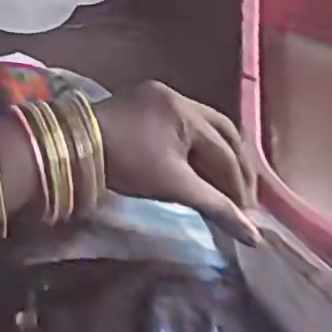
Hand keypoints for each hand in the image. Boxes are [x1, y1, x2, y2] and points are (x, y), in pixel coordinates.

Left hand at [93, 82, 260, 245]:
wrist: (77, 143)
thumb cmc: (128, 160)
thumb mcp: (175, 184)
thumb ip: (217, 206)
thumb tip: (254, 236)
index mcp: (184, 110)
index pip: (226, 151)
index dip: (240, 187)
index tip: (248, 218)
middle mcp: (174, 95)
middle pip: (221, 131)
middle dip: (235, 166)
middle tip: (243, 199)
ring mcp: (156, 95)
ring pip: (201, 126)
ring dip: (215, 156)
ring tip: (223, 189)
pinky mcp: (142, 102)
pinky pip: (181, 124)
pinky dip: (194, 147)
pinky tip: (198, 170)